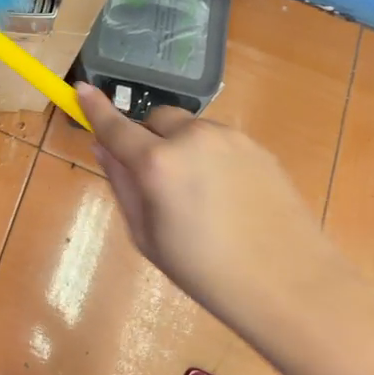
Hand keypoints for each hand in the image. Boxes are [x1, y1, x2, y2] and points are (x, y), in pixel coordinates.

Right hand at [77, 84, 352, 322]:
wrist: (293, 286)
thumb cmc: (209, 274)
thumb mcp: (149, 239)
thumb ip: (123, 186)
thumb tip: (104, 149)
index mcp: (157, 164)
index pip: (115, 125)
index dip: (94, 107)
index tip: (79, 88)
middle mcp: (190, 137)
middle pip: (155, 120)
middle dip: (148, 140)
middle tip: (157, 182)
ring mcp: (228, 137)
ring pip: (190, 129)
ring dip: (182, 148)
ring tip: (201, 198)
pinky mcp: (257, 146)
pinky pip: (219, 142)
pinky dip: (211, 158)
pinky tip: (229, 199)